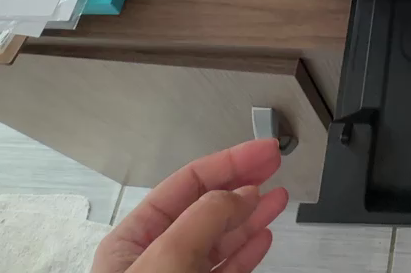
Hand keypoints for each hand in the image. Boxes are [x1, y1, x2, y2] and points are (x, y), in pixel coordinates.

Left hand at [92, 138, 288, 272]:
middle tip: (275, 162)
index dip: (230, 160)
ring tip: (279, 198)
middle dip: (244, 181)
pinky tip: (262, 237)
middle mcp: (153, 260)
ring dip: (253, 215)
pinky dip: (247, 250)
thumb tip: (242, 192)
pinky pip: (226, 268)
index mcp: (132, 242)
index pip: (188, 182)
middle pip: (207, 205)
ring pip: (220, 238)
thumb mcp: (166, 262)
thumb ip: (204, 218)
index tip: (264, 149)